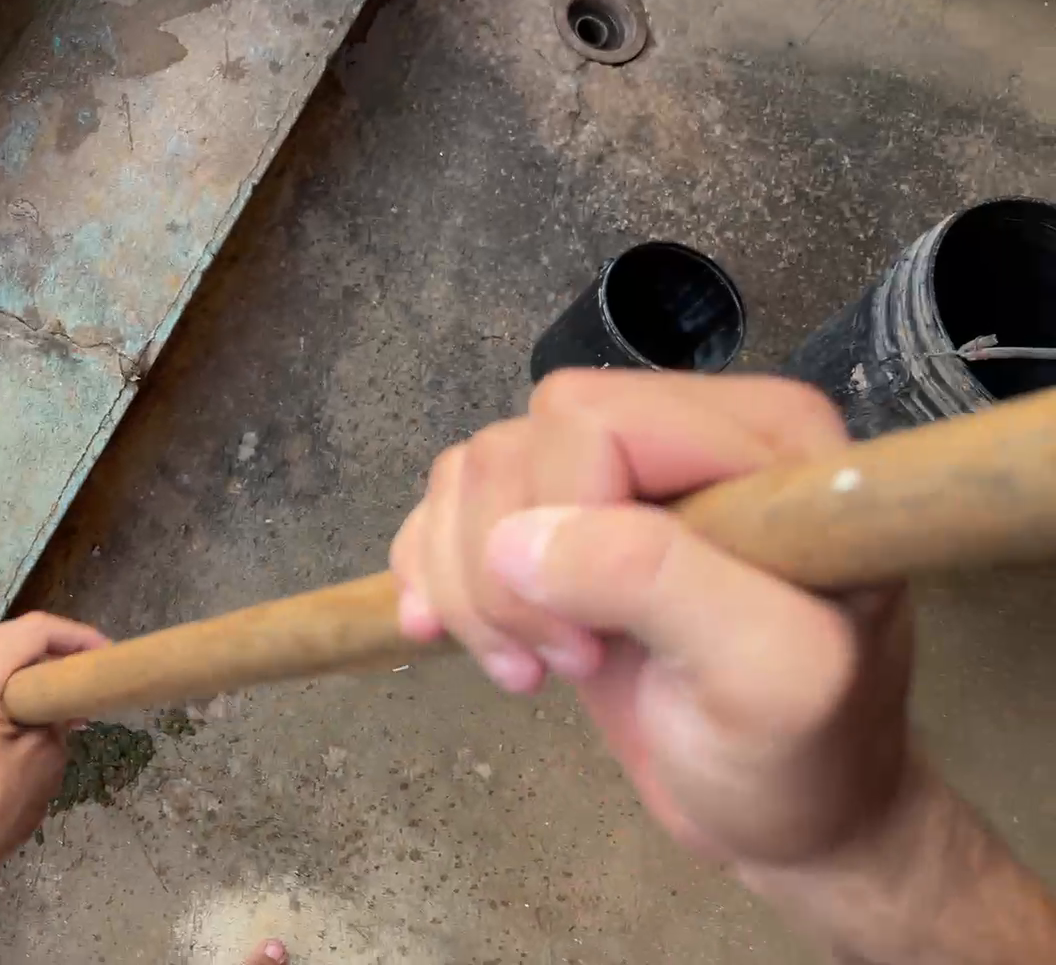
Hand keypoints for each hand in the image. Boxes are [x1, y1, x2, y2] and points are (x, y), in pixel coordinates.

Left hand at [0, 612, 109, 888]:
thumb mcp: (41, 760)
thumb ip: (60, 718)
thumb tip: (66, 706)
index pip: (34, 631)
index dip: (78, 638)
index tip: (108, 657)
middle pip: (7, 642)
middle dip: (50, 658)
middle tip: (84, 684)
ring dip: (23, 678)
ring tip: (57, 706)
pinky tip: (17, 722)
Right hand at [390, 370, 912, 866]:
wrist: (760, 803)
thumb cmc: (793, 755)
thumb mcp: (770, 680)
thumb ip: (656, 582)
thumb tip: (512, 544)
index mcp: (753, 437)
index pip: (584, 419)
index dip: (553, 512)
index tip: (587, 631)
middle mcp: (661, 437)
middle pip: (505, 450)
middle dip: (499, 567)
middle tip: (562, 659)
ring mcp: (588, 474)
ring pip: (459, 481)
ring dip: (462, 586)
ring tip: (526, 664)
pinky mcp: (532, 515)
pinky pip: (436, 509)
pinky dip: (427, 576)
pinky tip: (450, 631)